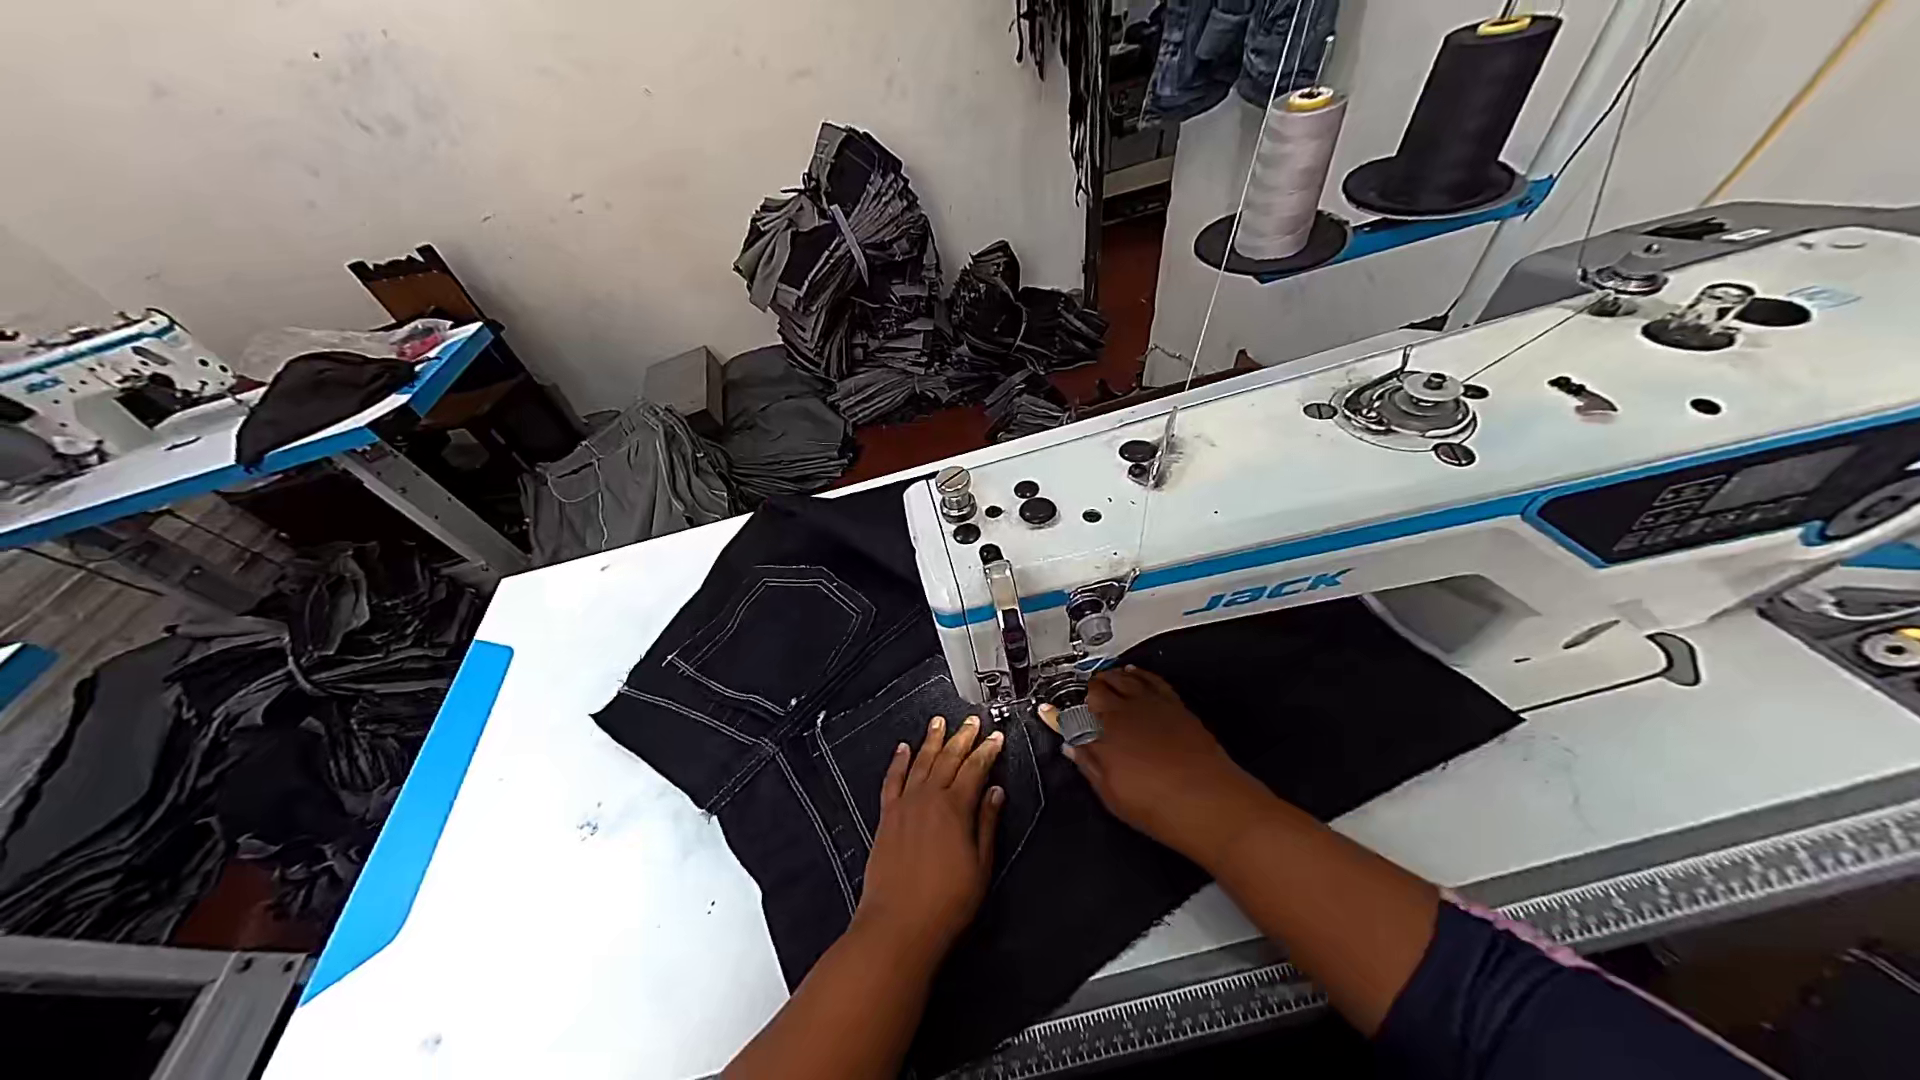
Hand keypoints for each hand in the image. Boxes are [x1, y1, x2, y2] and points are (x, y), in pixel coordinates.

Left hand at [851, 714, 1004, 964]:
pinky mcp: (887, 816)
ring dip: (932, 740)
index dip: (987, 751)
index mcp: (955, 808)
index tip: (996, 738)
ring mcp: (905, 805)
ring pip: (921, 762)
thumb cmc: (946, 902)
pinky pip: (892, 779)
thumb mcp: (981, 865)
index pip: (975, 769)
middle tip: (972, 721)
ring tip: (939, 722)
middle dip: (963, 737)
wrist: (898, 924)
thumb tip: (995, 793)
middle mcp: (929, 798)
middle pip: (949, 758)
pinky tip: (903, 748)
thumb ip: (987, 823)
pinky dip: (898, 761)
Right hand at [1042, 666, 1272, 866]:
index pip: (1069, 720)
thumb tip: (1074, 751)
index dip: (1055, 715)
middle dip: (1083, 695)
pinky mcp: (1173, 705)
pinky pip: (1149, 679)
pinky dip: (1137, 673)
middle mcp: (1122, 715)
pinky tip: (1132, 672)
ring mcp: (1149, 706)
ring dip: (1107, 679)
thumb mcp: (1112, 795)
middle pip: (1095, 692)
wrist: (1211, 803)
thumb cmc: (1162, 807)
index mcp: (1101, 737)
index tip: (1047, 712)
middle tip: (1079, 701)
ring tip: (1100, 681)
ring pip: (1120, 679)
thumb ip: (1089, 766)